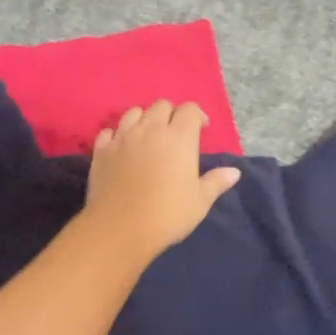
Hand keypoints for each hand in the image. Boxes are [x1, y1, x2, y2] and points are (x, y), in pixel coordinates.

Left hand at [84, 101, 241, 260]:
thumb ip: (216, 182)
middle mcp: (150, 129)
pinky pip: (108, 132)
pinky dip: (116, 135)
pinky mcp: (101, 151)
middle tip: (175, 135)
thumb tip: (234, 172)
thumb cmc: (168, 214)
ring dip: (144, 119)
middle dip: (171, 114)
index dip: (197, 116)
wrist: (121, 228)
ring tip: (148, 137)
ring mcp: (122, 138)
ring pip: (133, 112)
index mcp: (179, 137)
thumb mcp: (200, 201)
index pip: (190, 109)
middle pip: (161, 105)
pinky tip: (121, 148)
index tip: (201, 131)